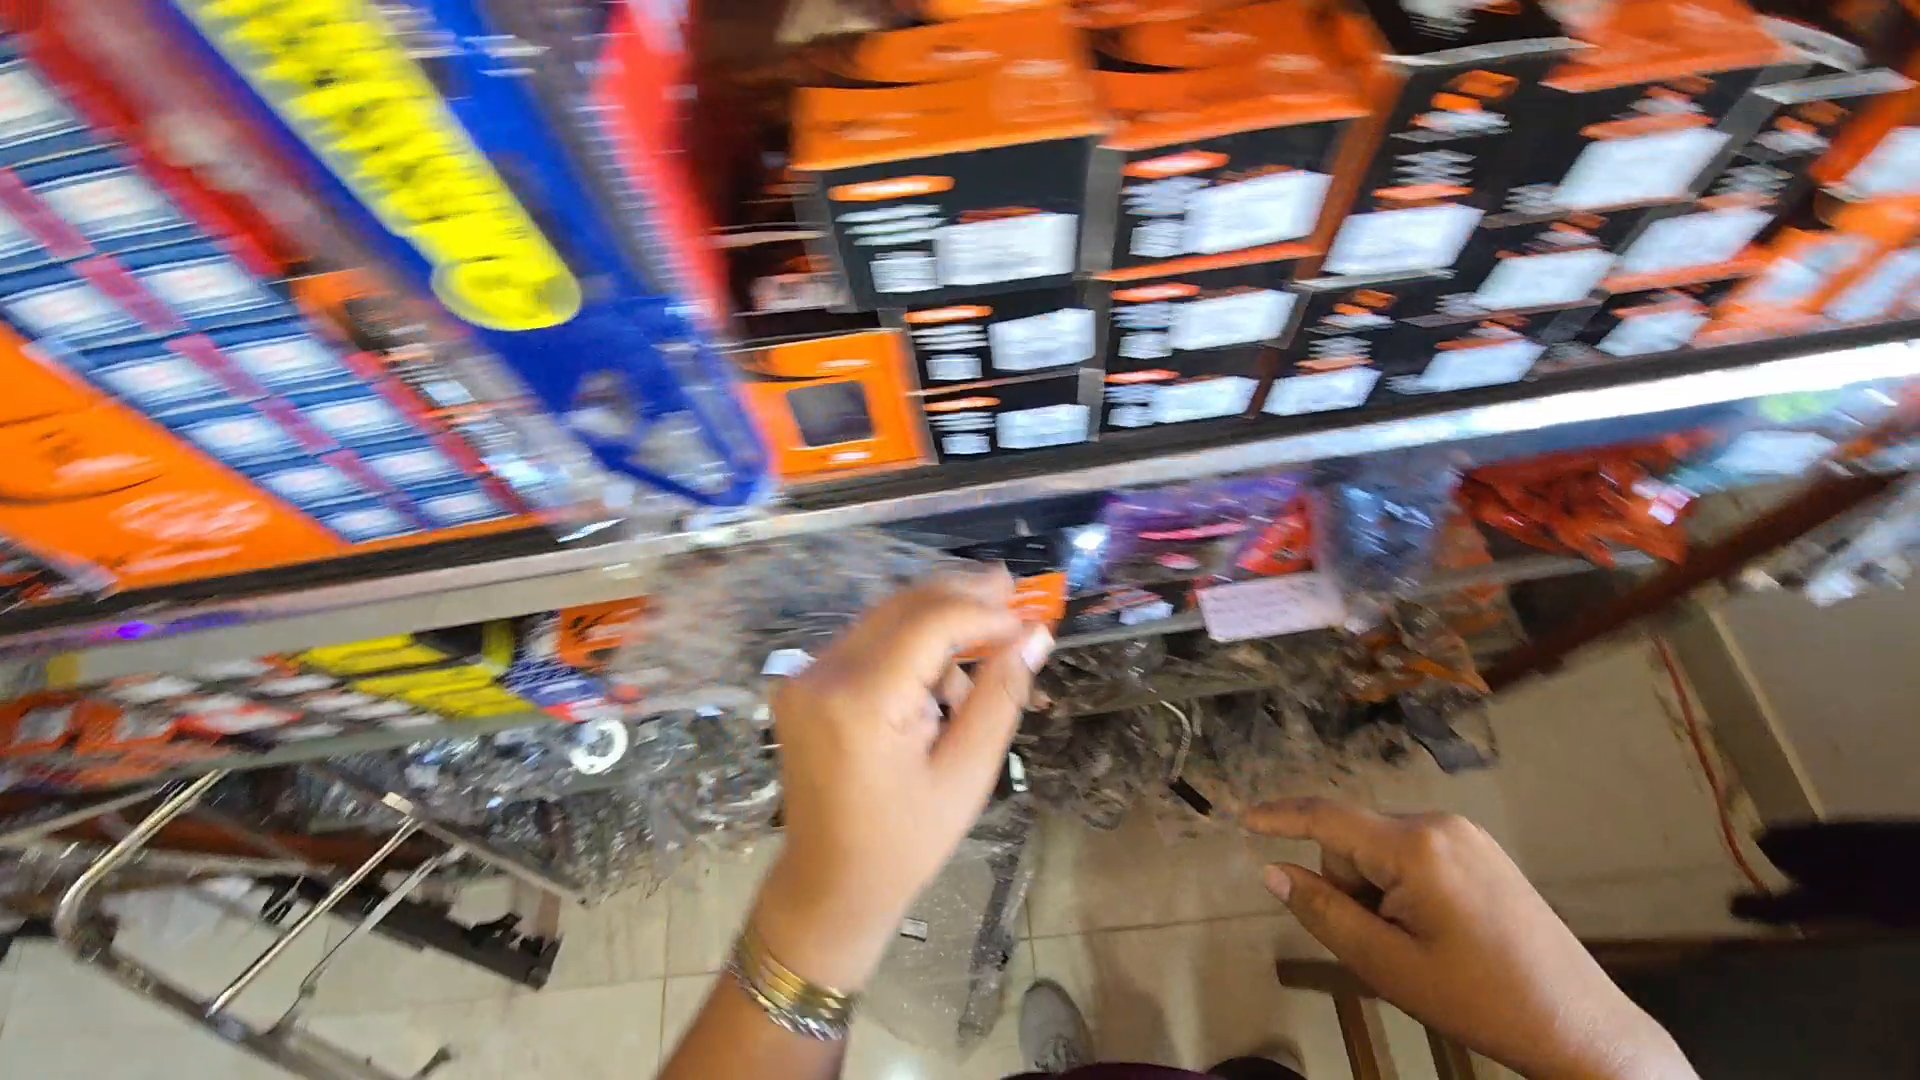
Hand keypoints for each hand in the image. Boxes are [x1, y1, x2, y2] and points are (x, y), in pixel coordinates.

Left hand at [752, 567, 1051, 991]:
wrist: (829, 883)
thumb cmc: (904, 842)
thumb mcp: (966, 774)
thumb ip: (1000, 695)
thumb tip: (1035, 635)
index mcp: (862, 702)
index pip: (930, 623)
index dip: (984, 612)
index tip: (1030, 615)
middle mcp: (823, 674)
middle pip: (904, 607)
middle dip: (963, 597)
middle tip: (1014, 592)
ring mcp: (806, 676)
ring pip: (886, 618)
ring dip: (939, 622)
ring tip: (984, 656)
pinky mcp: (804, 683)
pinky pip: (868, 641)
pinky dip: (910, 645)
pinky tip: (941, 678)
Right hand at [1247, 799, 1696, 1079]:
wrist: (1585, 1031)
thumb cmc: (1479, 1000)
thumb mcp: (1387, 965)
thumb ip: (1322, 911)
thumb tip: (1272, 872)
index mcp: (1415, 847)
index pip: (1327, 818)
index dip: (1280, 817)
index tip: (1242, 818)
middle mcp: (1438, 823)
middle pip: (1353, 838)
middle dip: (1347, 882)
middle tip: (1380, 943)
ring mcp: (1464, 834)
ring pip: (1379, 846)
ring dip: (1375, 887)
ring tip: (1414, 941)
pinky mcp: (1480, 850)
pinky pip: (1411, 852)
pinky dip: (1400, 883)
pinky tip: (1432, 928)